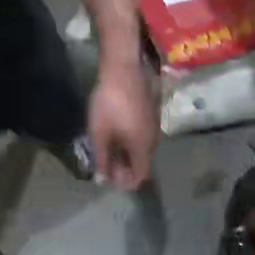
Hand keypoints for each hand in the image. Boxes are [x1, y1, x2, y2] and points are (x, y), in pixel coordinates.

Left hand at [87, 59, 157, 189]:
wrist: (124, 71)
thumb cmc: (110, 104)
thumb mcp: (99, 133)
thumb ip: (101, 159)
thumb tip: (102, 179)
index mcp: (142, 147)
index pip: (140, 177)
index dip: (125, 183)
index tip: (108, 180)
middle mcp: (153, 140)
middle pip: (143, 164)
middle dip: (124, 170)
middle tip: (104, 166)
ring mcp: (155, 127)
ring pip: (143, 151)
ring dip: (127, 156)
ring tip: (107, 151)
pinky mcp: (152, 116)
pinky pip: (144, 138)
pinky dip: (131, 144)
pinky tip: (116, 135)